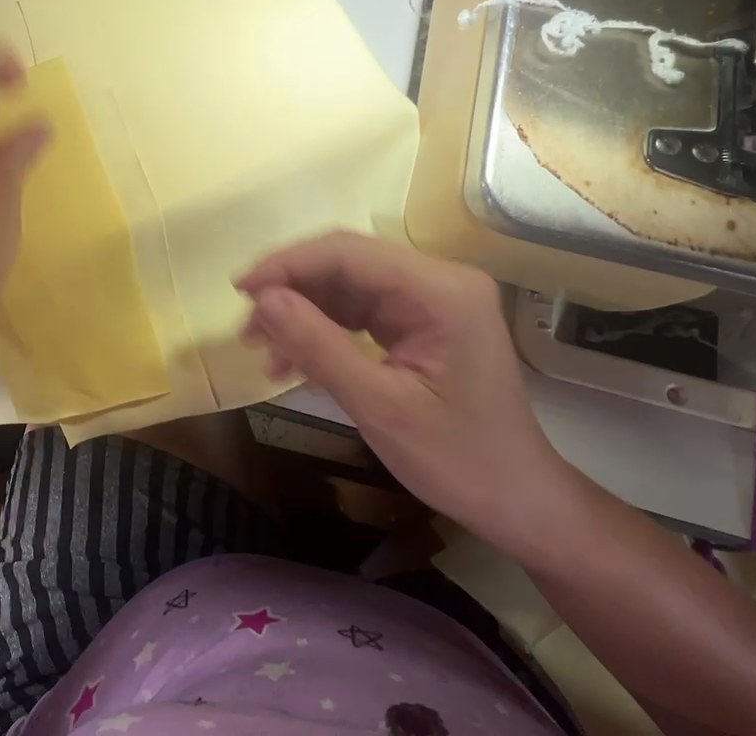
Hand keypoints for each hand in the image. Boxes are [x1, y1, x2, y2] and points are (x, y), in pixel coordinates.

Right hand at [237, 233, 582, 555]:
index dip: (287, 265)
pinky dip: (320, 333)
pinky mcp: (418, 323)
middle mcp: (437, 283)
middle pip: (344, 265)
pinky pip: (356, 312)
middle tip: (246, 330)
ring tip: (262, 351)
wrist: (516, 502)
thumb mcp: (380, 406)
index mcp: (441, 292)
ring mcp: (429, 302)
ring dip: (299, 315)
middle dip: (290, 292)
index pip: (348, 254)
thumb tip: (262, 300)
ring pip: (343, 287)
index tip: (239, 293)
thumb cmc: (458, 459)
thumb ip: (319, 347)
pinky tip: (291, 363)